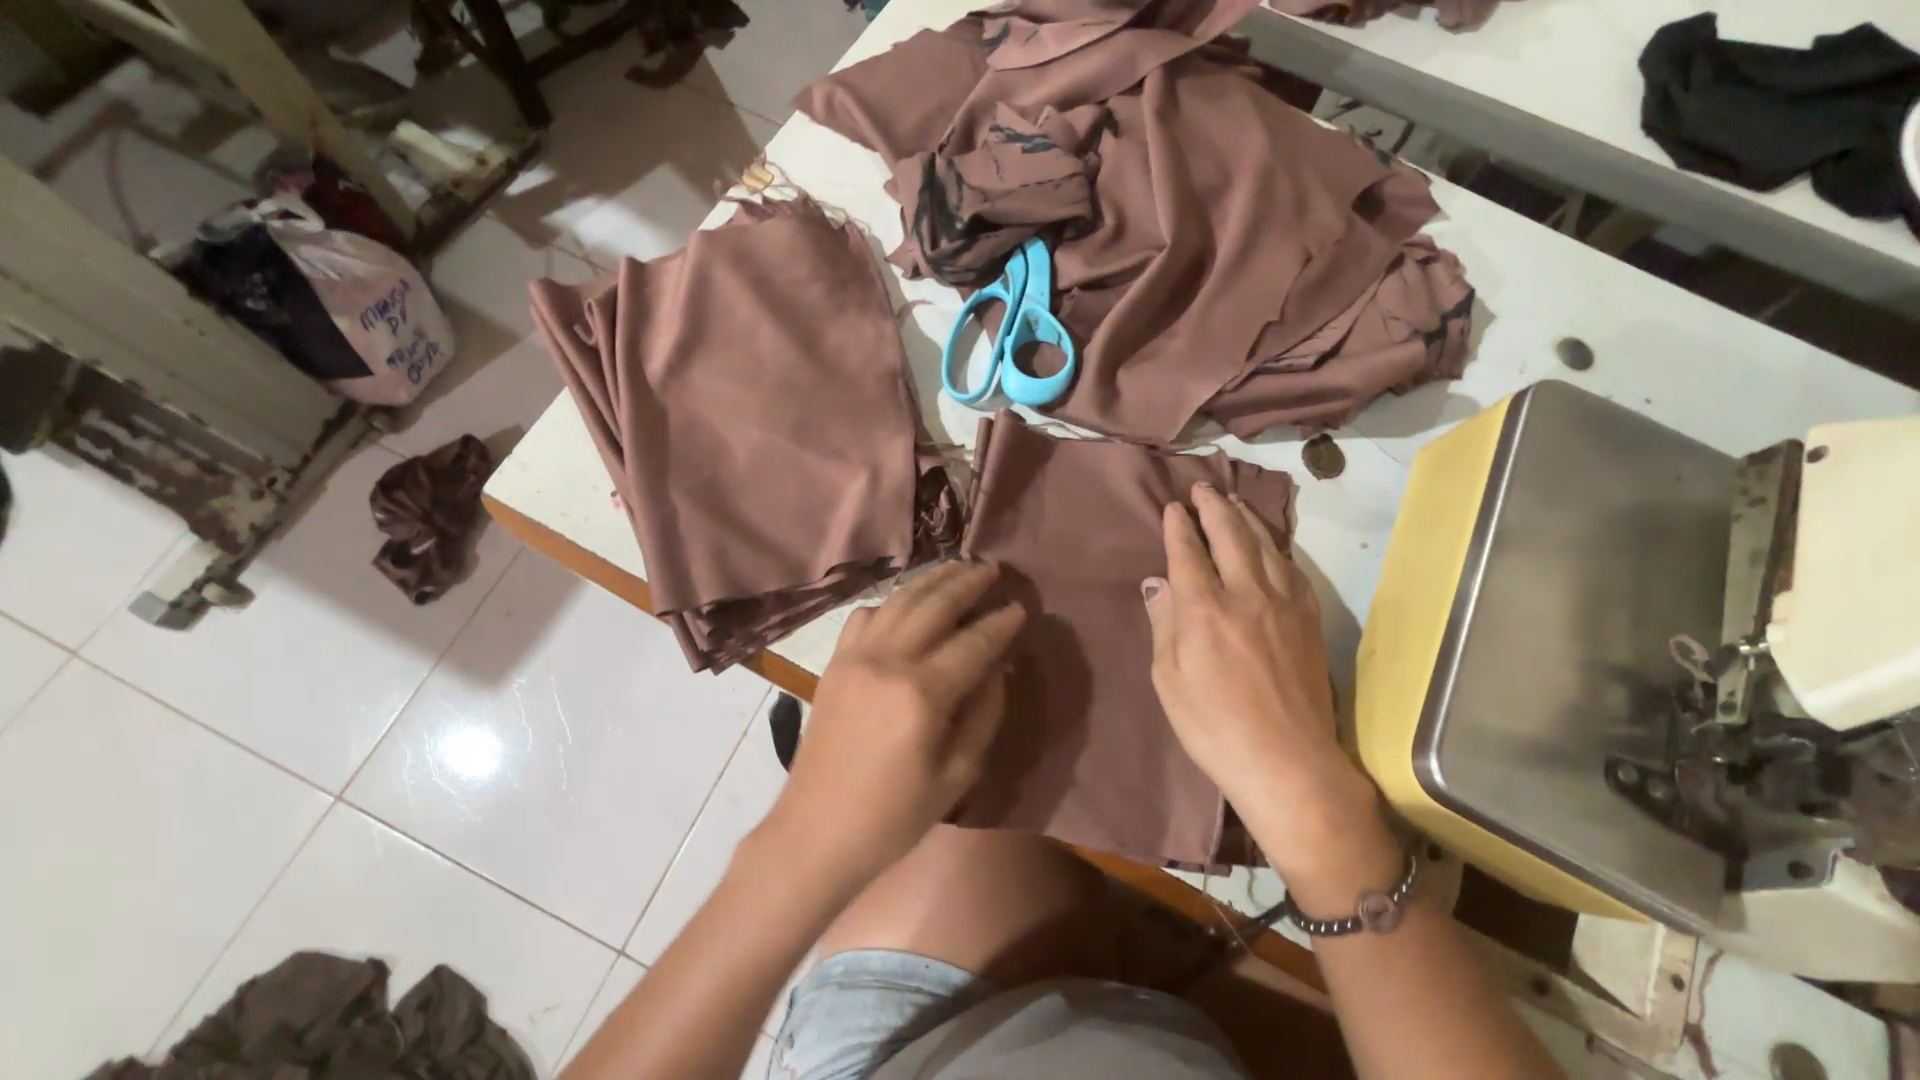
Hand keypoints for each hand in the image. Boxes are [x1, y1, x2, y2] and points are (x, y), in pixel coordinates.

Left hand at [752, 561, 1026, 892]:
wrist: (816, 833)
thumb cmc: (894, 817)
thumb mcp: (957, 775)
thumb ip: (983, 714)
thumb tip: (996, 667)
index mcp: (922, 694)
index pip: (973, 642)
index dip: (1000, 623)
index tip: (1022, 607)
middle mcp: (886, 662)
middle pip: (934, 605)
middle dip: (967, 583)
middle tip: (993, 569)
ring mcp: (854, 658)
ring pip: (898, 600)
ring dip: (931, 580)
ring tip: (957, 567)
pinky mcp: (833, 664)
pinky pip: (864, 616)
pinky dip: (891, 601)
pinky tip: (907, 602)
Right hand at [1143, 483, 1392, 888]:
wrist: (1288, 761)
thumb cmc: (1213, 727)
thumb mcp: (1169, 680)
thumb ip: (1164, 624)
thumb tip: (1158, 583)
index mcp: (1205, 608)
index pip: (1188, 552)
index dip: (1178, 526)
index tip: (1171, 506)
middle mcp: (1247, 593)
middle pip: (1230, 535)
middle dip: (1213, 508)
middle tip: (1202, 487)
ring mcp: (1284, 604)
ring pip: (1265, 545)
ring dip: (1246, 519)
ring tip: (1233, 502)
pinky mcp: (1309, 619)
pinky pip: (1291, 569)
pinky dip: (1276, 548)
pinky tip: (1270, 546)